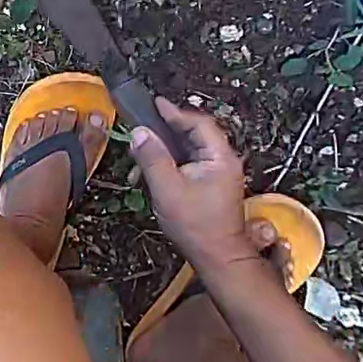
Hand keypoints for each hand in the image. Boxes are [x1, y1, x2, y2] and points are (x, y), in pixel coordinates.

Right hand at [128, 98, 280, 291]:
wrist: (217, 257)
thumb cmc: (197, 226)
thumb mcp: (168, 188)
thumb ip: (153, 158)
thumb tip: (140, 133)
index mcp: (219, 157)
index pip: (198, 123)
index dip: (175, 112)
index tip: (155, 104)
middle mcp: (222, 161)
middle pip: (193, 134)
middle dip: (166, 131)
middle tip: (144, 125)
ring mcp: (218, 173)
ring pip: (188, 149)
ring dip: (165, 150)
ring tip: (142, 155)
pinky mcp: (210, 184)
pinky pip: (188, 164)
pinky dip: (169, 163)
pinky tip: (152, 172)